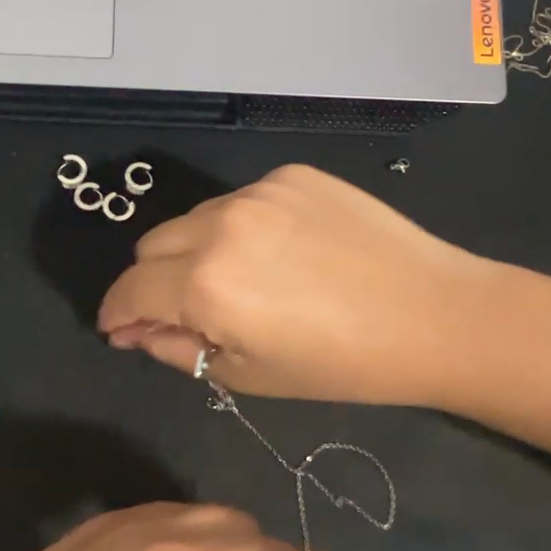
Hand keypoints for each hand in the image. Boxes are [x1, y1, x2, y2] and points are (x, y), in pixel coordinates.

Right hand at [98, 164, 500, 406]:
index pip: (129, 290)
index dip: (116, 314)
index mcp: (205, 283)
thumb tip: (138, 331)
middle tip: (184, 313)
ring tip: (239, 282)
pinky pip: (239, 202)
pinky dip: (238, 229)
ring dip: (194, 252)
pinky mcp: (290, 175)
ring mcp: (257, 192)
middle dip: (152, 282)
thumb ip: (178, 349)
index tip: (119, 329)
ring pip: (193, 220)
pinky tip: (281, 254)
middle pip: (150, 247)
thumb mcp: (248, 375)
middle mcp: (219, 225)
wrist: (435, 314)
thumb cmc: (340, 364)